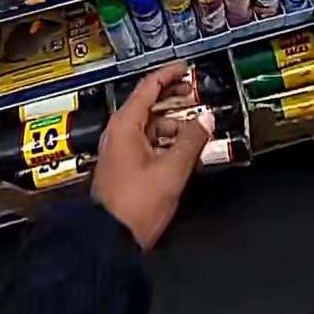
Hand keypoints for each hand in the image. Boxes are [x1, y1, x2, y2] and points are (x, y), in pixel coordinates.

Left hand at [92, 61, 209, 250]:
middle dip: (176, 98)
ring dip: (175, 123)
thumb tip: (207, 118)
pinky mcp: (125, 166)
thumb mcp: (171, 170)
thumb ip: (192, 140)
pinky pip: (149, 142)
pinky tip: (185, 150)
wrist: (107, 244)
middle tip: (198, 96)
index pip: (149, 86)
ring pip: (151, 125)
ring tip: (198, 129)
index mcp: (126, 125)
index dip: (170, 74)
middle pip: (150, 104)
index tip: (188, 68)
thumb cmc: (136, 204)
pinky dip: (167, 140)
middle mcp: (120, 132)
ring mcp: (121, 149)